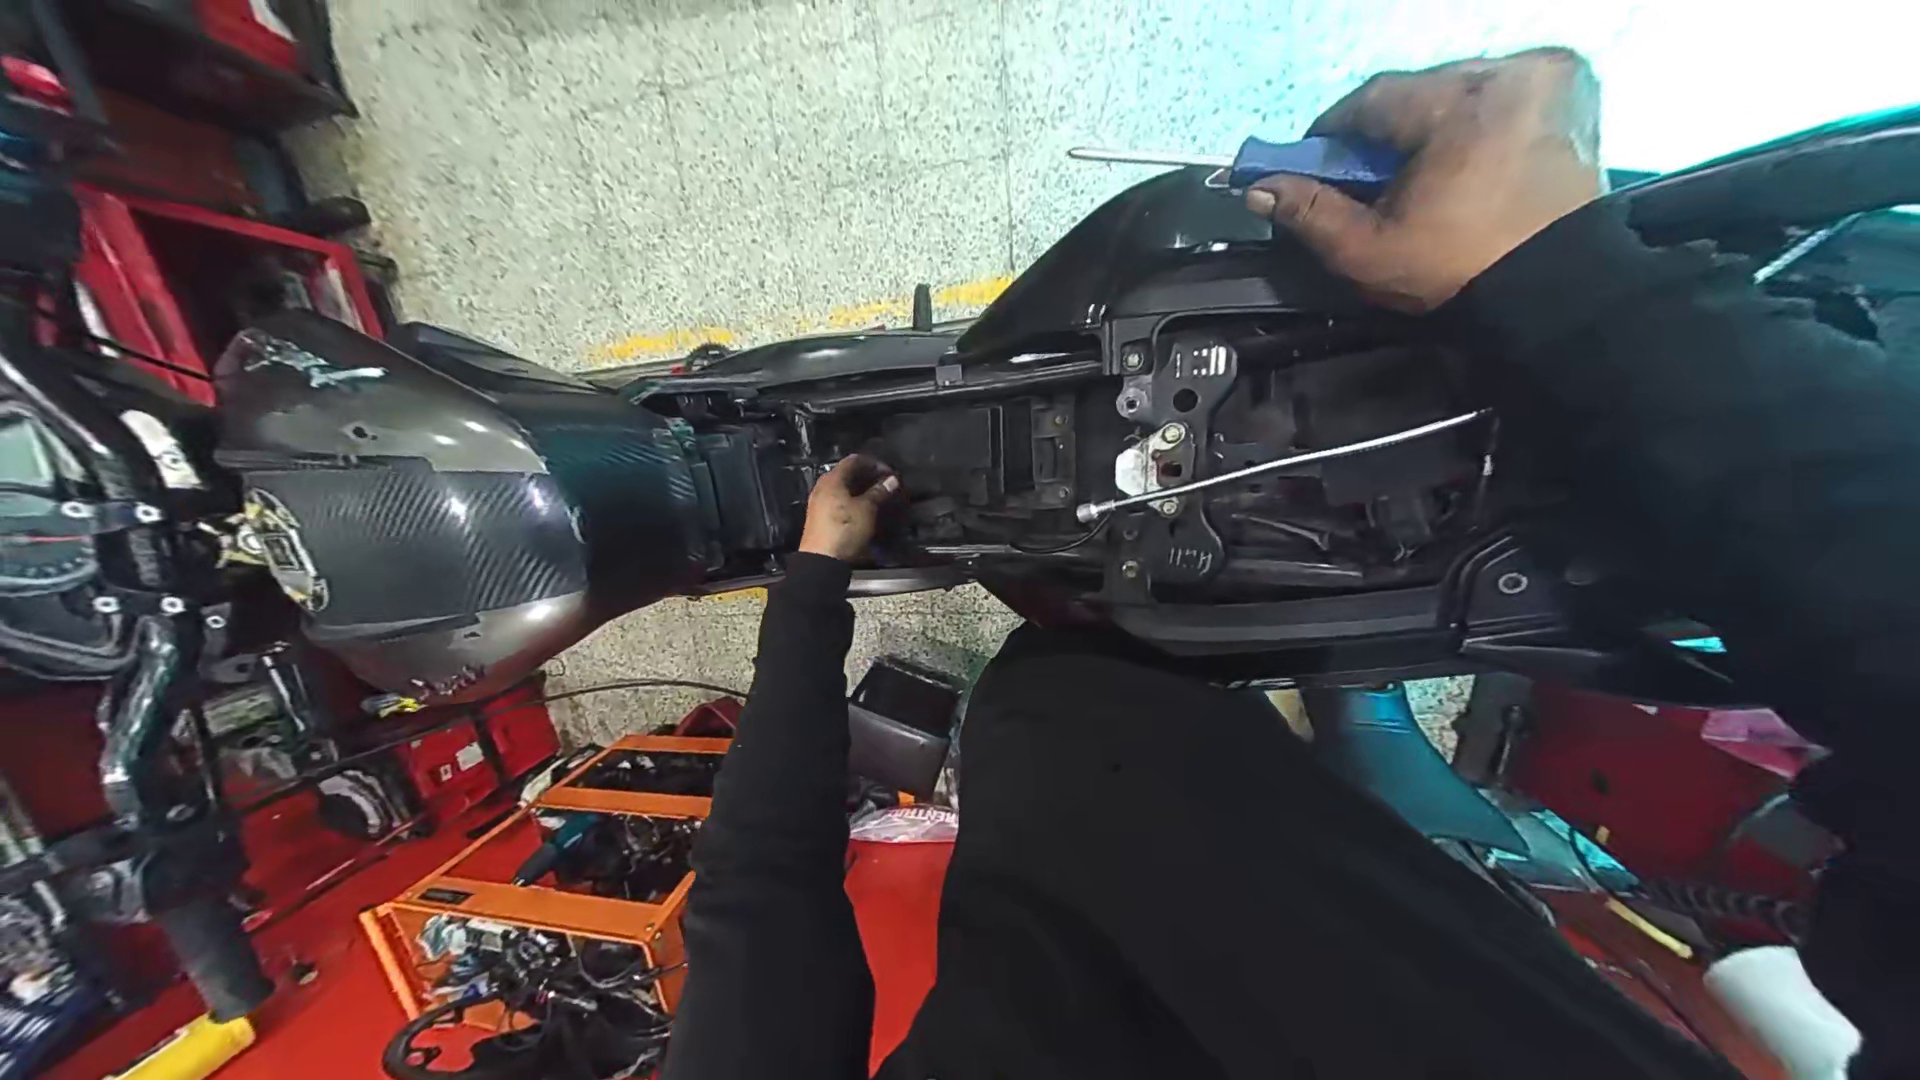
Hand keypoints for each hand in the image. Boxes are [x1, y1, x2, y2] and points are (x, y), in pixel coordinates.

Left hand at [797, 455, 901, 562]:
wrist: (822, 561)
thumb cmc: (845, 530)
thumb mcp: (866, 510)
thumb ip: (879, 492)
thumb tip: (891, 479)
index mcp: (832, 479)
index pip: (854, 460)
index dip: (874, 463)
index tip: (889, 473)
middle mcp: (823, 486)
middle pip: (848, 473)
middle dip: (869, 476)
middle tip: (886, 484)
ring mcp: (820, 502)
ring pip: (844, 487)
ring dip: (862, 489)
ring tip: (879, 497)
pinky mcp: (821, 516)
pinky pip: (839, 500)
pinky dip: (854, 499)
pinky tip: (865, 509)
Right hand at [1245, 48, 1605, 311]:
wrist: (1546, 286)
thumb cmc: (1451, 269)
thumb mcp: (1363, 248)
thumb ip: (1308, 212)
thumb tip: (1259, 189)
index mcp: (1462, 104)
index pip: (1371, 97)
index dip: (1329, 131)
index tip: (1311, 163)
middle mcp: (1513, 71)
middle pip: (1415, 90)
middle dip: (1378, 132)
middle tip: (1358, 178)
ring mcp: (1550, 75)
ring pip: (1454, 89)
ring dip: (1420, 124)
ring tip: (1407, 174)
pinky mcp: (1571, 90)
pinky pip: (1494, 92)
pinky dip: (1463, 120)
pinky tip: (1452, 159)